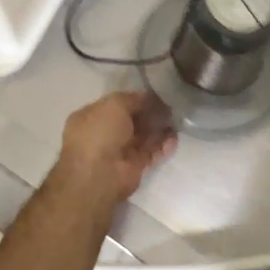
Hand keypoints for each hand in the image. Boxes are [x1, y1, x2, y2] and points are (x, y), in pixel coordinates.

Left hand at [52, 91, 177, 205]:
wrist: (98, 174)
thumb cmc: (99, 132)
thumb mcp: (114, 104)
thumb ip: (134, 99)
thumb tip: (150, 98)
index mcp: (92, 116)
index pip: (117, 104)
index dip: (135, 99)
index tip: (156, 94)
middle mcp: (104, 134)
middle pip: (131, 121)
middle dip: (150, 114)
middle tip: (170, 107)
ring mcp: (119, 152)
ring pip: (142, 137)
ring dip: (158, 129)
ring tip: (176, 120)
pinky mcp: (133, 167)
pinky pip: (150, 153)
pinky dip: (162, 146)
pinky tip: (174, 138)